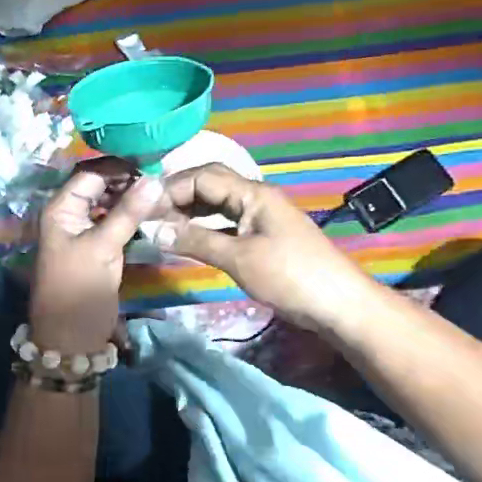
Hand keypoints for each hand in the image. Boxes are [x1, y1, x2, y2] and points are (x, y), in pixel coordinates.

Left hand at [29, 170, 167, 352]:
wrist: (70, 337)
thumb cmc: (78, 289)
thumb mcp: (103, 248)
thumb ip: (128, 212)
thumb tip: (155, 179)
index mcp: (61, 208)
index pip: (91, 173)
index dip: (120, 165)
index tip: (154, 163)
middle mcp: (70, 214)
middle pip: (99, 185)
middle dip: (128, 180)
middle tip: (162, 179)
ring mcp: (83, 231)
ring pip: (109, 202)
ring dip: (131, 197)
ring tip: (161, 194)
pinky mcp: (98, 247)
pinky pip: (114, 221)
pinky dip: (131, 215)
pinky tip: (152, 213)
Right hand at [150, 163, 372, 331]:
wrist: (339, 304)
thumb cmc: (290, 276)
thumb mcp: (238, 258)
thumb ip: (195, 241)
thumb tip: (153, 230)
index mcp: (253, 193)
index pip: (202, 177)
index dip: (170, 189)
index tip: (142, 208)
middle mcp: (255, 197)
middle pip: (209, 184)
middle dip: (177, 195)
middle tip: (148, 215)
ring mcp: (260, 216)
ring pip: (216, 203)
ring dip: (189, 211)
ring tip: (161, 226)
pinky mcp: (262, 236)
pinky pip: (225, 222)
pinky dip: (203, 227)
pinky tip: (187, 239)